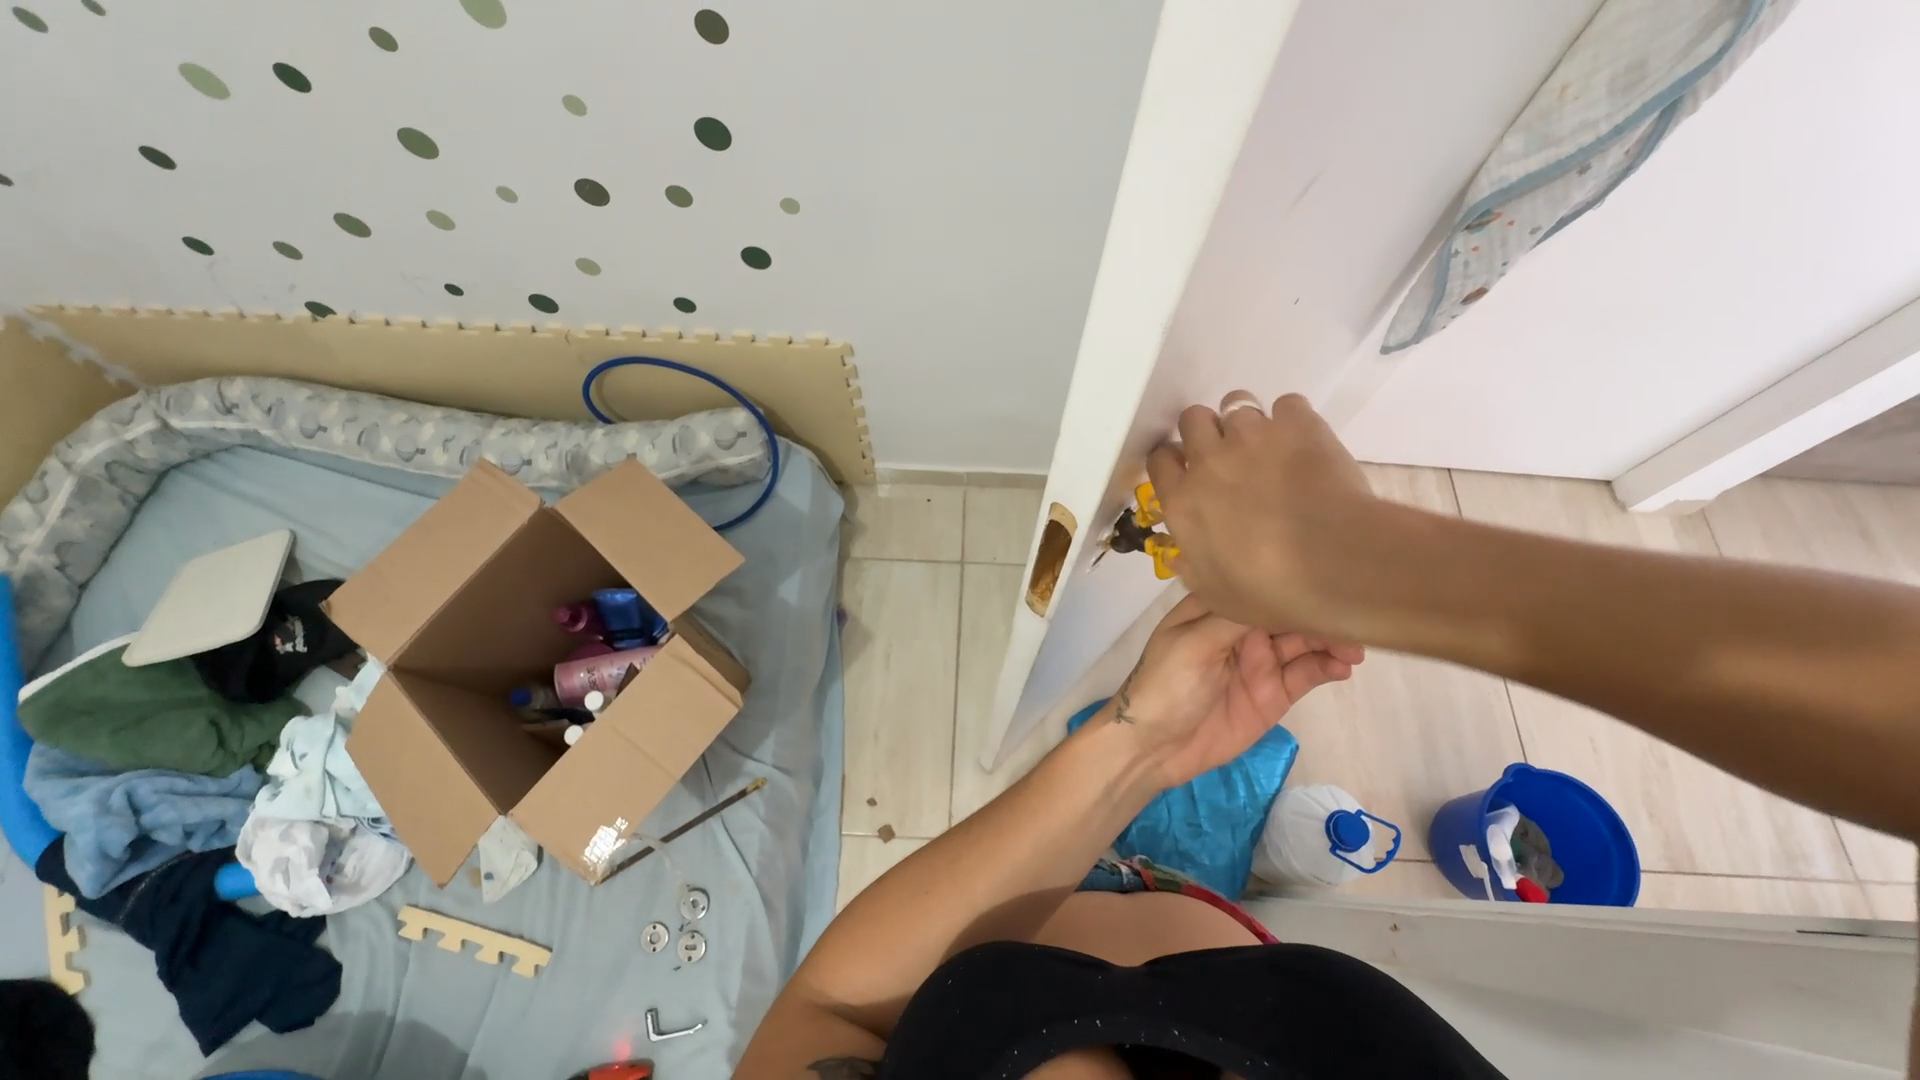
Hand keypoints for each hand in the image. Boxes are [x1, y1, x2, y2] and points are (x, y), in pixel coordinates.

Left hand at [1106, 595, 1361, 789]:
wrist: (1153, 747)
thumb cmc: (1164, 686)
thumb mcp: (1193, 644)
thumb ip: (1235, 618)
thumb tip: (1276, 589)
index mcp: (1215, 609)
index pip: (1260, 588)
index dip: (1291, 583)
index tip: (1329, 579)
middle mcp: (1241, 631)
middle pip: (1289, 614)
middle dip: (1320, 613)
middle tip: (1353, 620)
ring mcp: (1259, 663)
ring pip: (1304, 642)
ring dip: (1331, 640)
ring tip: (1354, 648)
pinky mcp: (1272, 695)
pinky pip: (1306, 674)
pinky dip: (1327, 667)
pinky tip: (1343, 666)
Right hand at [1146, 392, 1382, 633]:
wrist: (1335, 564)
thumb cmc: (1270, 591)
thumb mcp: (1216, 594)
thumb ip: (1192, 569)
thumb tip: (1180, 555)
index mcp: (1182, 502)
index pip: (1159, 459)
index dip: (1173, 460)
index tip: (1188, 470)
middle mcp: (1208, 461)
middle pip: (1192, 419)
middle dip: (1206, 430)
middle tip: (1228, 454)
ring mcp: (1252, 437)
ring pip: (1238, 405)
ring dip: (1248, 425)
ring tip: (1270, 447)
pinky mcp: (1297, 425)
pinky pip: (1287, 405)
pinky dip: (1292, 420)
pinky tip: (1303, 442)